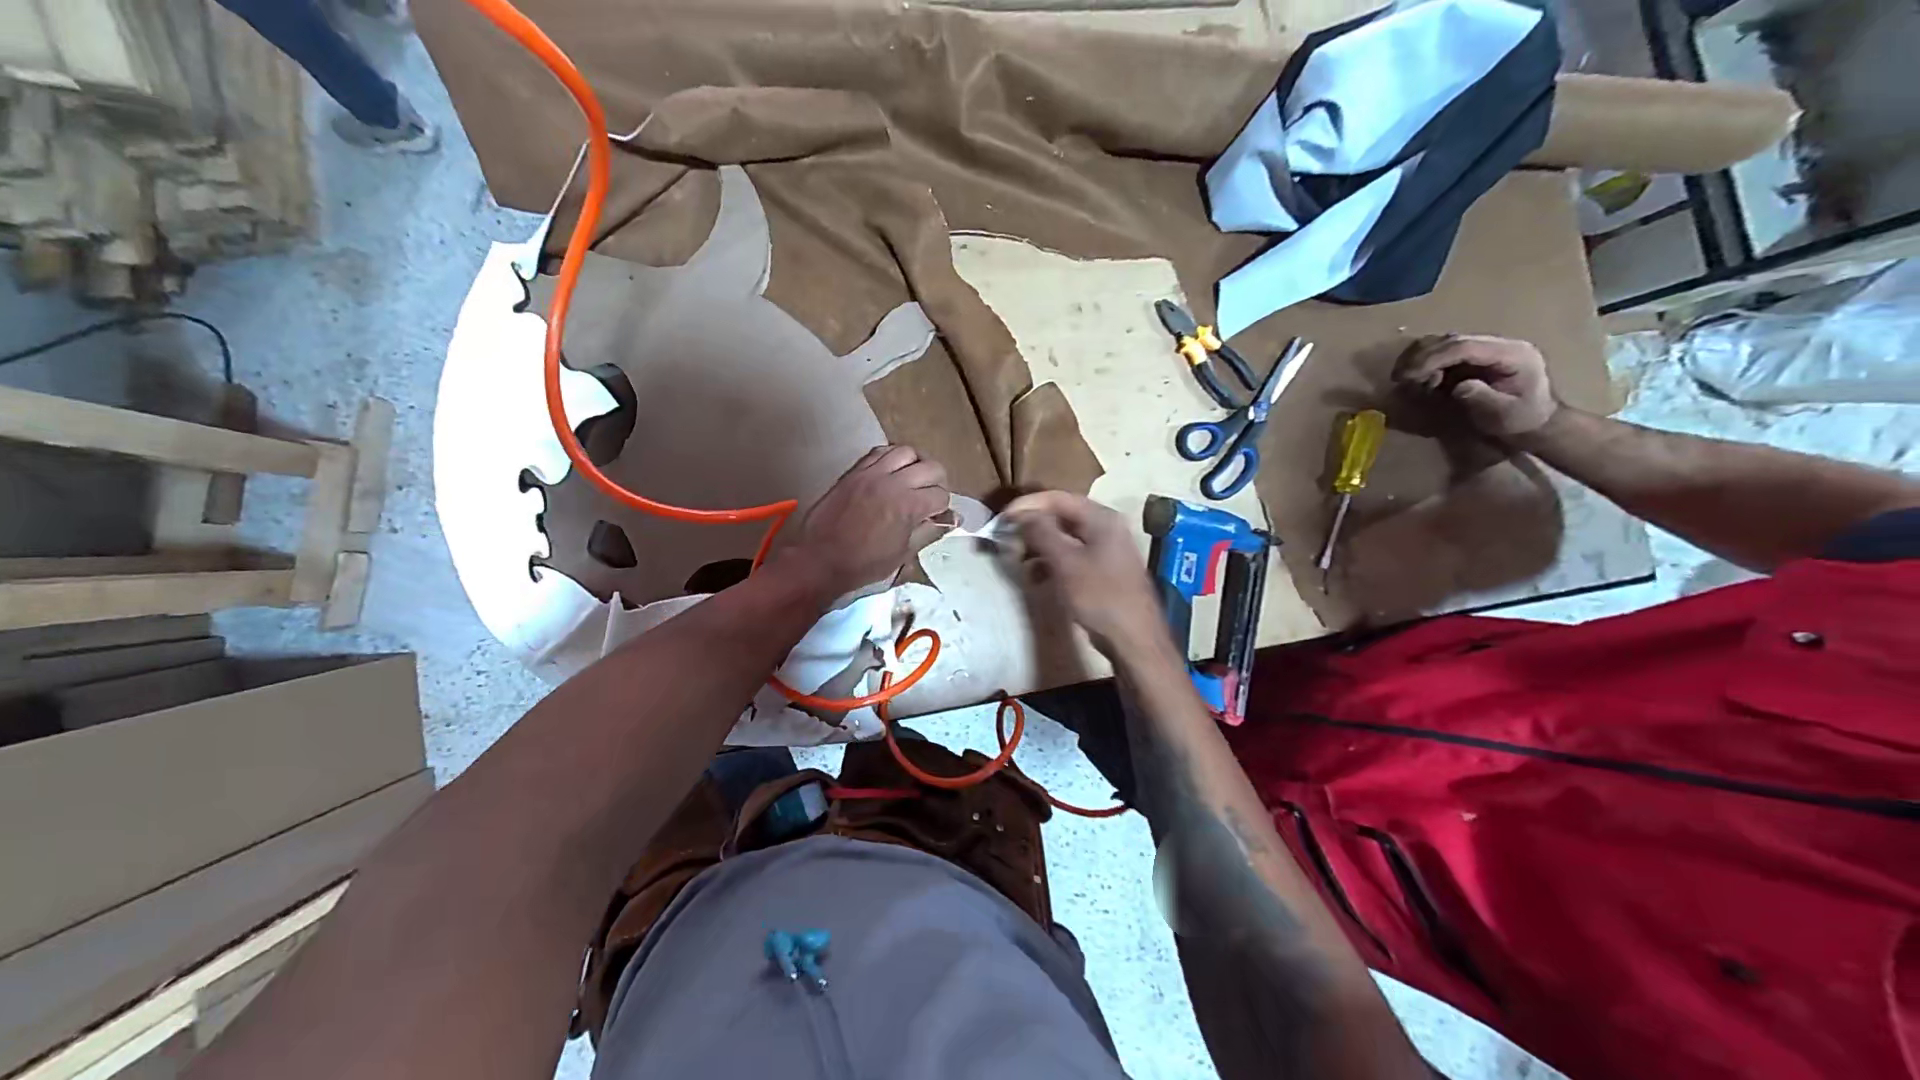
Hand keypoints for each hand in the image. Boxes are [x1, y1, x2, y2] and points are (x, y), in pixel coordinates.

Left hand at [778, 445, 948, 597]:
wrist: (820, 559)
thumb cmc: (864, 564)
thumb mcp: (903, 553)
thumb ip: (929, 531)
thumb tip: (951, 519)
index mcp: (908, 506)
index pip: (941, 495)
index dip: (943, 508)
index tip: (937, 516)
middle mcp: (893, 482)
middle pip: (931, 468)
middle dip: (938, 483)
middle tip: (931, 497)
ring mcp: (872, 473)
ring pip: (906, 452)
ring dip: (916, 464)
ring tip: (913, 479)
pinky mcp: (855, 471)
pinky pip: (879, 451)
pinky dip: (891, 457)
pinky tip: (891, 471)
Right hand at [1004, 491, 1168, 659]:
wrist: (1134, 638)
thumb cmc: (1100, 596)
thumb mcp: (1065, 562)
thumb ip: (1041, 533)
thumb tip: (1020, 513)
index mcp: (1101, 518)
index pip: (1057, 498)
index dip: (1027, 504)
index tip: (1002, 518)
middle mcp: (1105, 527)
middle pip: (1061, 515)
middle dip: (1032, 526)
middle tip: (1007, 539)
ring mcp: (1105, 548)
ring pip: (1064, 537)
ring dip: (1039, 545)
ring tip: (1018, 559)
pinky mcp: (1101, 569)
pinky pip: (1071, 555)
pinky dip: (1051, 561)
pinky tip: (1036, 576)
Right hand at [1394, 334, 1558, 437]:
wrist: (1534, 421)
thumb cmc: (1520, 420)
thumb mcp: (1504, 414)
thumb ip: (1484, 399)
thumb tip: (1459, 387)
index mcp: (1512, 354)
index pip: (1466, 346)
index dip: (1433, 358)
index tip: (1408, 376)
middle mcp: (1498, 344)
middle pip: (1452, 340)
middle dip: (1421, 357)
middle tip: (1399, 379)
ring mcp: (1485, 348)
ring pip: (1444, 342)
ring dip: (1421, 359)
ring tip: (1409, 381)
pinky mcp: (1473, 356)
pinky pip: (1443, 351)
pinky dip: (1426, 363)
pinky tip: (1421, 381)